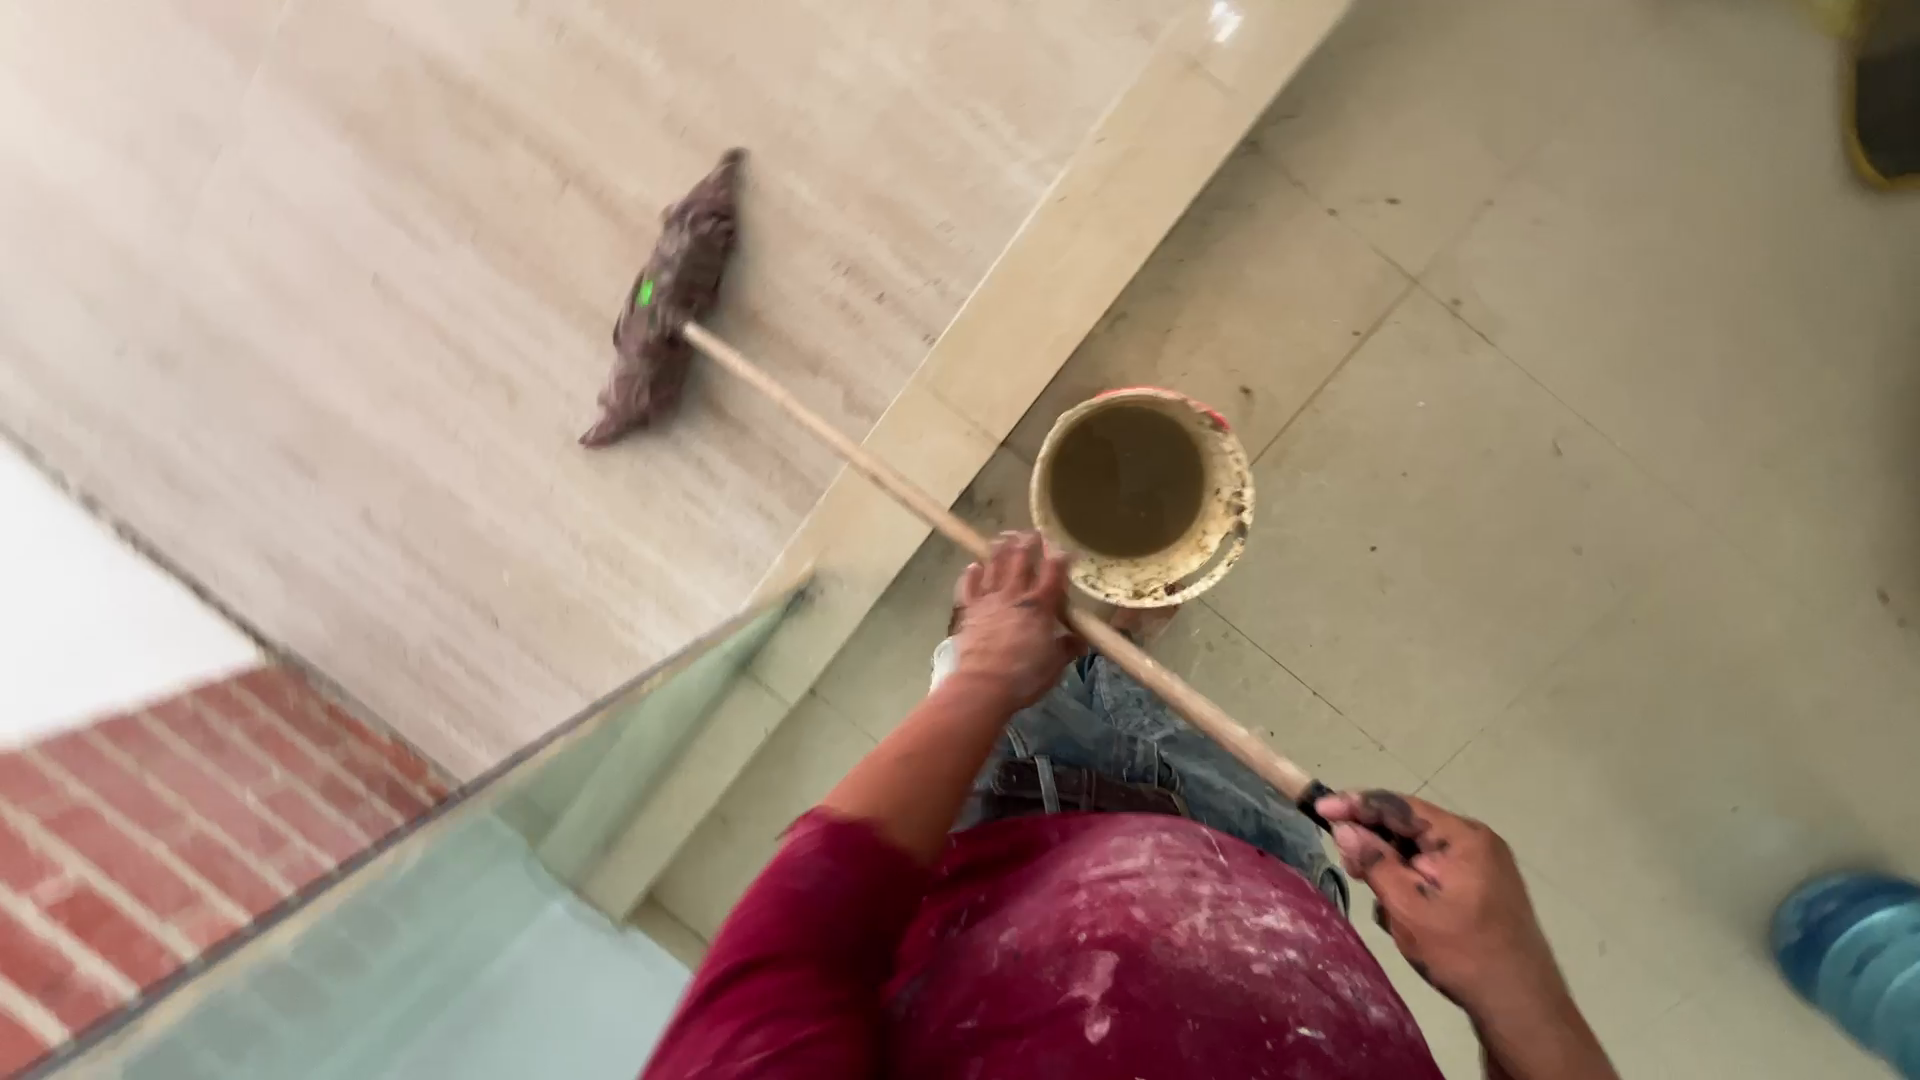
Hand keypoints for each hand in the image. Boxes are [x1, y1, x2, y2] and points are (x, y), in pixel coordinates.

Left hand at [950, 531, 1079, 708]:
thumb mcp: (1054, 665)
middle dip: (1028, 543)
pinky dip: (972, 573)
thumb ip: (1066, 648)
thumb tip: (1079, 641)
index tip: (1064, 549)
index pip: (1054, 572)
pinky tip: (974, 565)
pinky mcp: (969, 610)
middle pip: (1022, 560)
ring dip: (1001, 549)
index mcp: (1040, 606)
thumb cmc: (1024, 676)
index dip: (1060, 557)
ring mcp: (989, 600)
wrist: (983, 685)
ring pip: (995, 566)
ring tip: (1005, 536)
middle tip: (1032, 533)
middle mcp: (1015, 595)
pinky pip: (969, 585)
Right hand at [1316, 791, 1568, 1021]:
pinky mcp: (1483, 887)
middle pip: (1408, 827)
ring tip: (1378, 896)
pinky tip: (1403, 911)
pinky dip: (1411, 882)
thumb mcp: (1407, 906)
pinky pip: (1434, 869)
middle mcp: (1476, 842)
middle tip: (1348, 867)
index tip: (1319, 808)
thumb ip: (1373, 860)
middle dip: (1373, 843)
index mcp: (1463, 837)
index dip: (1354, 804)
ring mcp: (1483, 865)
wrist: (1523, 1010)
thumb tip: (1344, 827)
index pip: (1397, 806)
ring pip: (1418, 851)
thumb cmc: (1461, 953)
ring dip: (1391, 868)